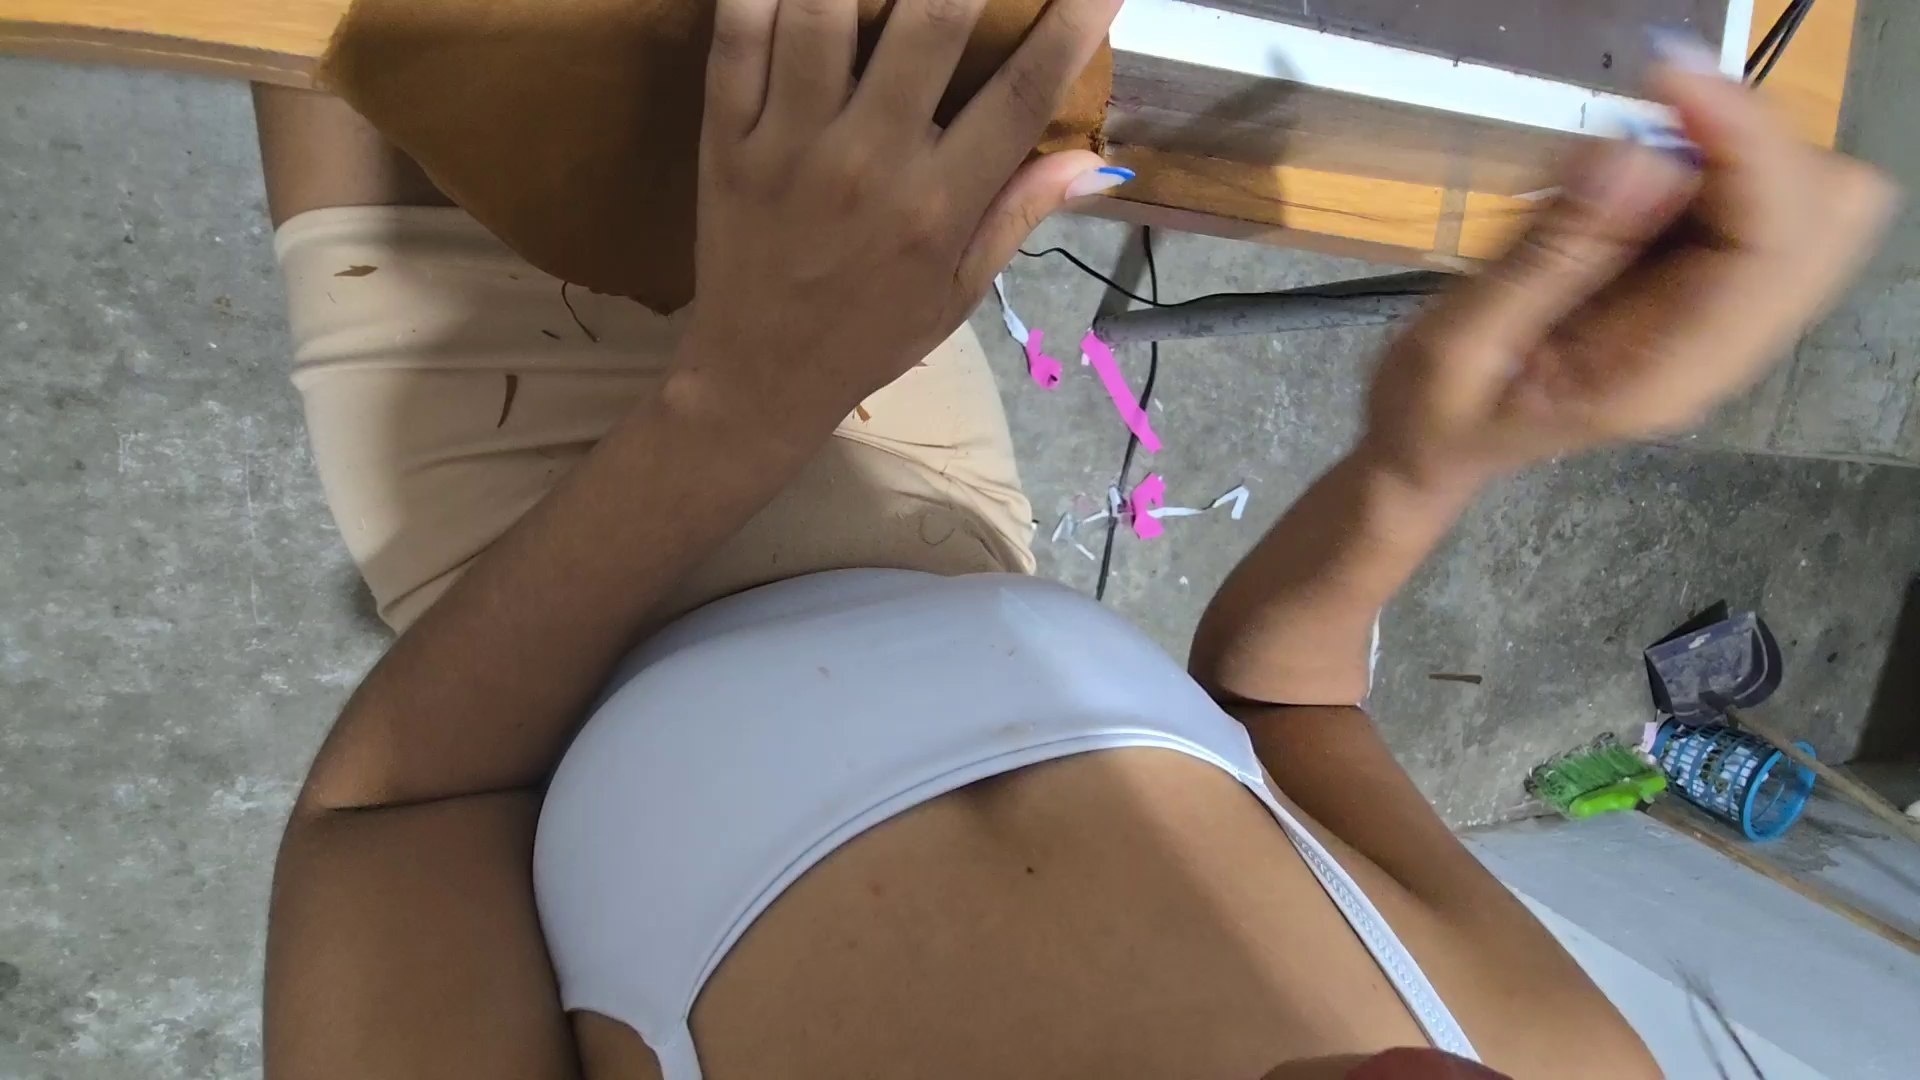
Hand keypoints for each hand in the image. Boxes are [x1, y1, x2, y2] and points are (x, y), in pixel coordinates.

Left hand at [669, 0, 1126, 432]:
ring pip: (824, 4)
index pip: (1022, 94)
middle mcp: (870, 162)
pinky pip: (738, 28)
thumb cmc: (870, 340)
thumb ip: (1017, 216)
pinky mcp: (727, 137)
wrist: (764, 377)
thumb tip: (1095, 161)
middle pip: (932, 18)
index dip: (1076, 20)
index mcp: (938, 208)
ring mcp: (790, 143)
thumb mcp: (956, 296)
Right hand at [1363, 52, 1897, 492]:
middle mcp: (1717, 348)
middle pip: (1823, 211)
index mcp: (1663, 375)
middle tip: (1631, 141)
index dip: (1742, 145)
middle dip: (1742, 151)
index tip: (1663, 89)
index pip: (1775, 239)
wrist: (1426, 452)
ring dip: (1713, 161)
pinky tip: (1601, 202)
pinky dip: (1686, 179)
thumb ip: (1543, 262)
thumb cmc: (1425, 416)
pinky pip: (1741, 212)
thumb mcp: (1457, 344)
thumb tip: (1636, 158)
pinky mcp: (1689, 302)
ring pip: (1797, 201)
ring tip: (1601, 180)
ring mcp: (1712, 325)